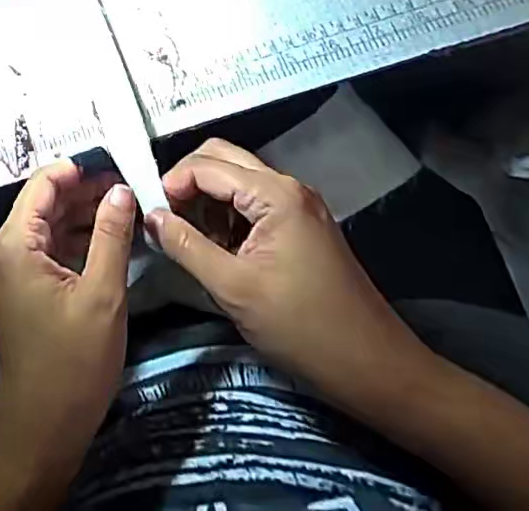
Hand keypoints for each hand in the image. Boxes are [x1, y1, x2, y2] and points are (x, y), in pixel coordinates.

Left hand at [0, 160, 137, 466]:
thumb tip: (119, 190)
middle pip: (43, 202)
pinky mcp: (24, 286)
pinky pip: (49, 248)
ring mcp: (12, 268)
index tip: (113, 163)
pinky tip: (107, 237)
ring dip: (82, 214)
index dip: (77, 169)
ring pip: (48, 224)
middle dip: (83, 190)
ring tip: (123, 206)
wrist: (42, 427)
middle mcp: (5, 248)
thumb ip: (110, 235)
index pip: (41, 185)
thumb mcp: (101, 295)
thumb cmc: (72, 364)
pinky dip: (76, 239)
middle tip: (126, 185)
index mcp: (14, 243)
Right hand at [145, 139, 436, 407]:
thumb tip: (151, 216)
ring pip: (235, 177)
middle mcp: (288, 187)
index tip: (152, 213)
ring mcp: (298, 204)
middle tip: (167, 216)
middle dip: (187, 181)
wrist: (378, 371)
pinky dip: (226, 212)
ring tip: (190, 236)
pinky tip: (218, 246)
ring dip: (206, 197)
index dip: (172, 184)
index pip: (205, 166)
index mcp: (275, 195)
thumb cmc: (305, 329)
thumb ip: (185, 245)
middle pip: (221, 158)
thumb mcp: (233, 288)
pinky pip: (251, 200)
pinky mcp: (301, 223)